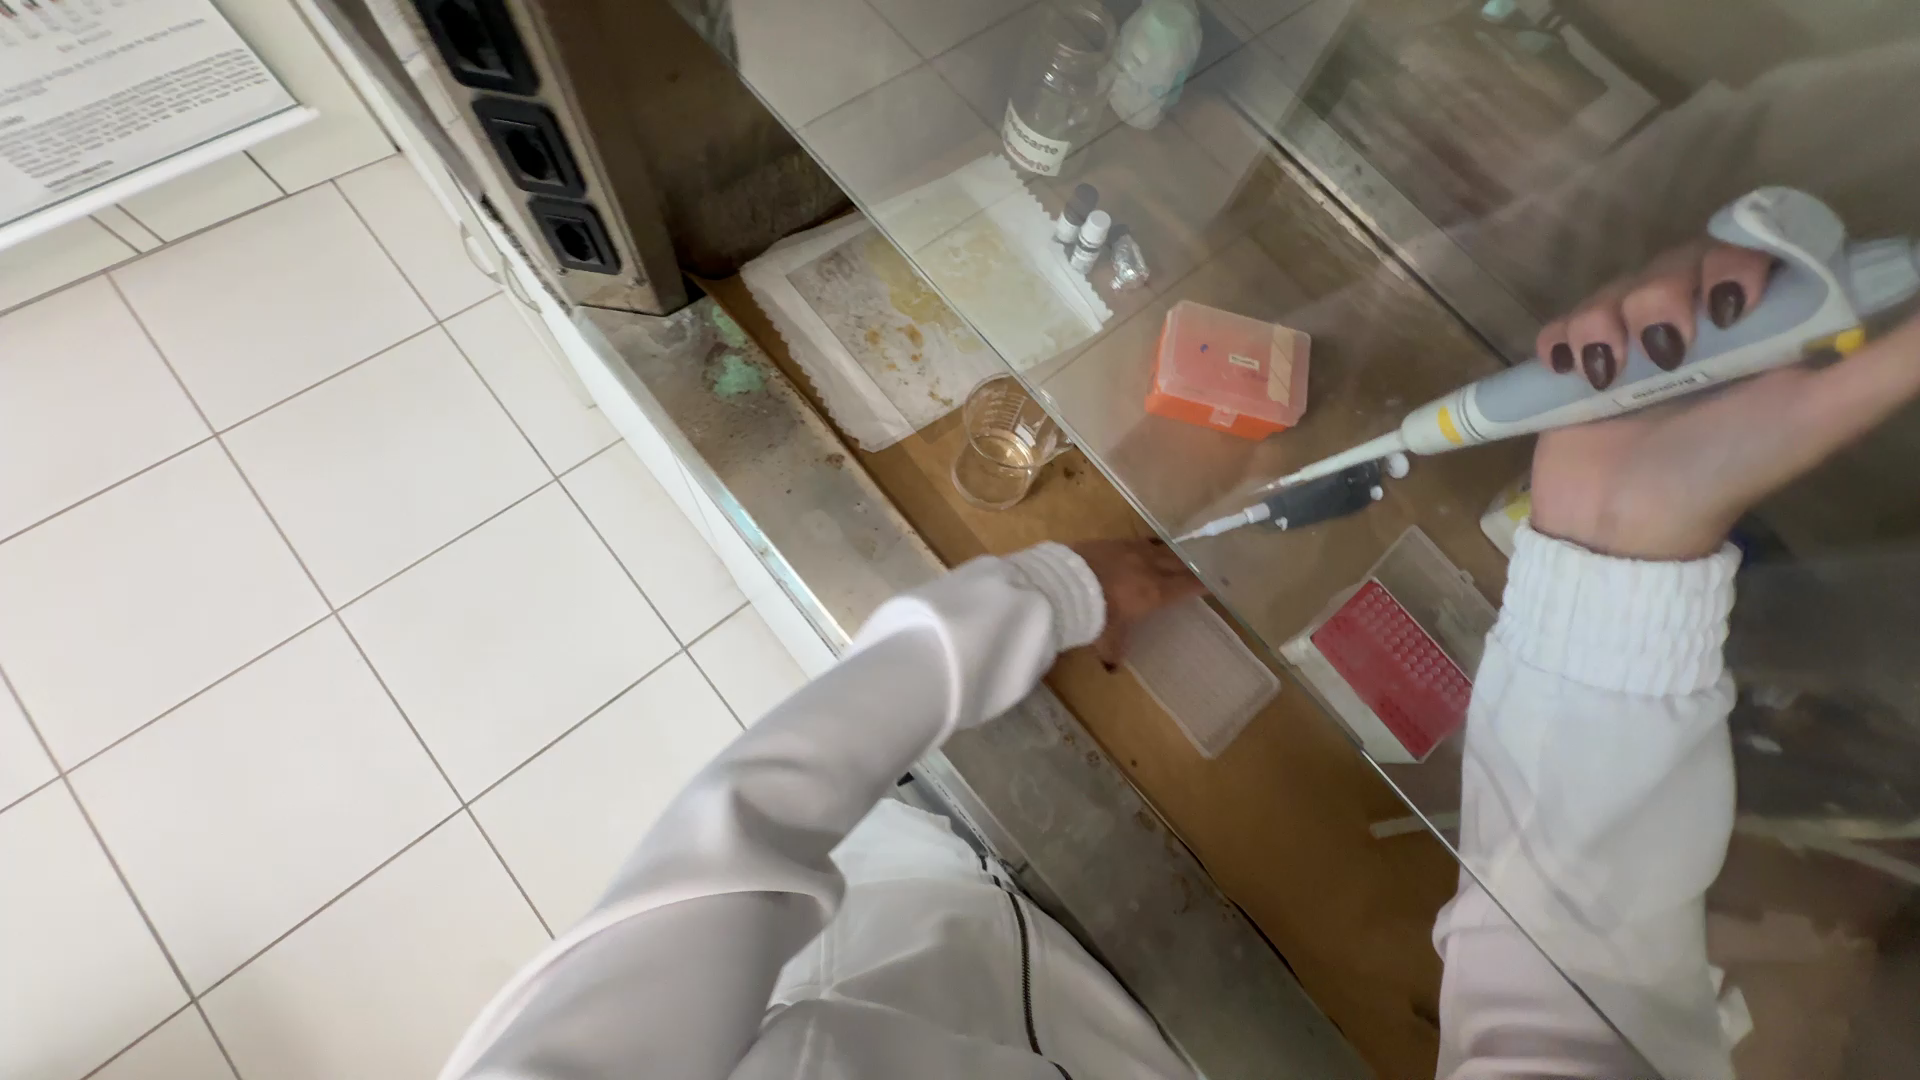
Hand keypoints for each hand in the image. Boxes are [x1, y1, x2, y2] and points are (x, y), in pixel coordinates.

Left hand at [1069, 539, 1206, 667]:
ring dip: (1172, 552)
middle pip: (1178, 563)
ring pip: (1160, 549)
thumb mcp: (1107, 638)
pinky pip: (1138, 541)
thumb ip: (1114, 651)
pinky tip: (1146, 546)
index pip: (1187, 585)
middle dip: (1192, 565)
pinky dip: (1147, 545)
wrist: (1066, 583)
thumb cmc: (1095, 615)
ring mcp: (1131, 550)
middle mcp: (1149, 568)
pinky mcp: (1112, 541)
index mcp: (1155, 592)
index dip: (1202, 584)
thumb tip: (1112, 668)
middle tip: (1205, 563)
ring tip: (1180, 553)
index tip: (1214, 582)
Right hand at [1528, 241, 1919, 559]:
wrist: (1621, 520)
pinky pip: (1560, 325)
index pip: (1751, 252)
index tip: (1728, 307)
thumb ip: (1899, 359)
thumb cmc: (1722, 469)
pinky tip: (1571, 372)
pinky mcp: (1573, 371)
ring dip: (1604, 325)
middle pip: (1673, 263)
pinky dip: (1559, 341)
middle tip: (1666, 354)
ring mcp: (1628, 350)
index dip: (1734, 262)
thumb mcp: (1826, 413)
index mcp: (1759, 330)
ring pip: (1612, 292)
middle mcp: (1695, 331)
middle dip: (1661, 298)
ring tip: (1608, 376)